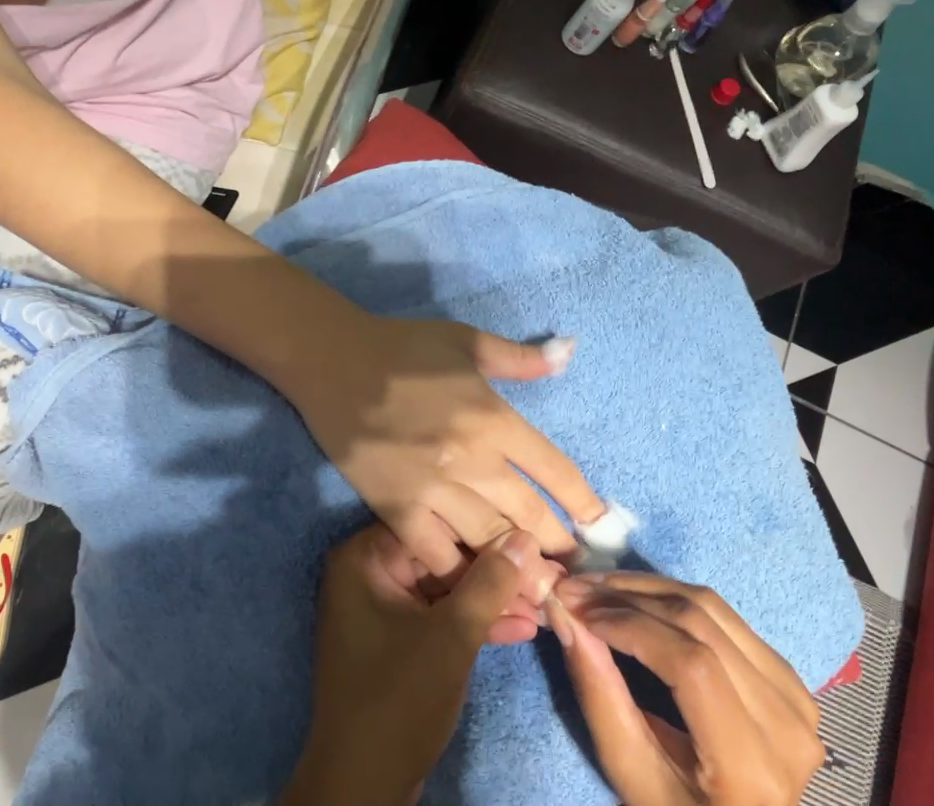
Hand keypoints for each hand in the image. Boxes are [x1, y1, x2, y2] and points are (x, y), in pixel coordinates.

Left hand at [283, 526, 559, 804]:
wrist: (363, 780)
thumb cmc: (400, 696)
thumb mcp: (452, 635)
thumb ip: (490, 582)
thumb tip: (526, 537)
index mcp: (364, 557)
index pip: (432, 522)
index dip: (487, 528)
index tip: (536, 536)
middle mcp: (366, 571)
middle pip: (441, 555)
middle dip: (495, 569)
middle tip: (549, 572)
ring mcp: (379, 606)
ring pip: (445, 588)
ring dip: (492, 598)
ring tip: (546, 601)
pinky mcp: (394, 638)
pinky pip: (438, 615)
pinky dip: (474, 621)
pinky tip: (523, 626)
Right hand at [286, 315, 604, 578]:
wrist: (333, 361)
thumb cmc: (402, 348)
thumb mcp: (466, 340)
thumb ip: (519, 357)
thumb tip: (569, 352)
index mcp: (493, 417)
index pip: (555, 470)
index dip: (584, 503)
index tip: (600, 526)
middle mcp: (471, 459)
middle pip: (528, 517)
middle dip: (558, 548)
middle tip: (575, 572)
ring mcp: (431, 488)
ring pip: (488, 545)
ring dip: (519, 572)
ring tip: (541, 593)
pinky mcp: (394, 507)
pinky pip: (434, 554)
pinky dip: (459, 575)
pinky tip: (475, 589)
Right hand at [548, 575, 825, 805]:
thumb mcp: (631, 772)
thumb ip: (599, 693)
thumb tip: (565, 615)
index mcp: (752, 767)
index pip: (690, 664)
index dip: (630, 625)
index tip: (575, 609)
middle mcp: (788, 724)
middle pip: (701, 624)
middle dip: (628, 597)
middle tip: (574, 587)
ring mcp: (799, 698)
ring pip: (713, 608)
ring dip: (647, 588)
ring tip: (597, 587)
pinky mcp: (792, 679)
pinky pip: (727, 618)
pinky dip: (674, 600)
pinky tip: (636, 600)